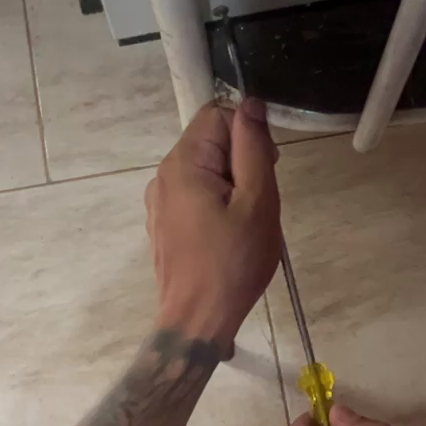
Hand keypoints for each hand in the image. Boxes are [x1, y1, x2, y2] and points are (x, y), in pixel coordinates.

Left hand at [146, 98, 280, 348]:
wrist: (197, 321)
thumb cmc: (232, 264)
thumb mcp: (257, 201)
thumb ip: (254, 148)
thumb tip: (250, 104)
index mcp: (183, 163)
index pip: (218, 115)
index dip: (249, 136)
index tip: (265, 172)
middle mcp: (163, 176)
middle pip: (211, 143)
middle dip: (242, 164)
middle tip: (257, 204)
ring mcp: (159, 203)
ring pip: (206, 172)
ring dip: (232, 188)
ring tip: (244, 225)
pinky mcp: (163, 225)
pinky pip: (195, 197)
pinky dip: (217, 206)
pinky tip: (227, 238)